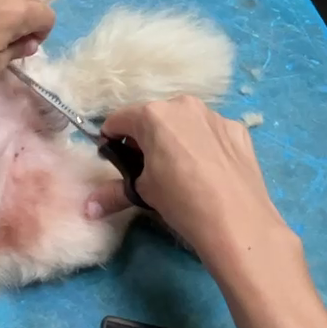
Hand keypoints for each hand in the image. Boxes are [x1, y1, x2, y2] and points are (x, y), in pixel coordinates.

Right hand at [88, 97, 296, 269]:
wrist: (238, 222)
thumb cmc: (181, 202)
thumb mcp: (143, 194)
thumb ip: (112, 193)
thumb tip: (88, 208)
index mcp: (153, 114)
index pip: (118, 120)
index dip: (111, 140)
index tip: (115, 160)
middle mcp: (183, 105)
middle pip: (153, 117)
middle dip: (146, 139)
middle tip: (149, 170)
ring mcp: (214, 115)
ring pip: (184, 122)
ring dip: (176, 139)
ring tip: (182, 172)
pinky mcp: (238, 129)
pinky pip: (211, 132)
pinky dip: (204, 146)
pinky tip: (210, 172)